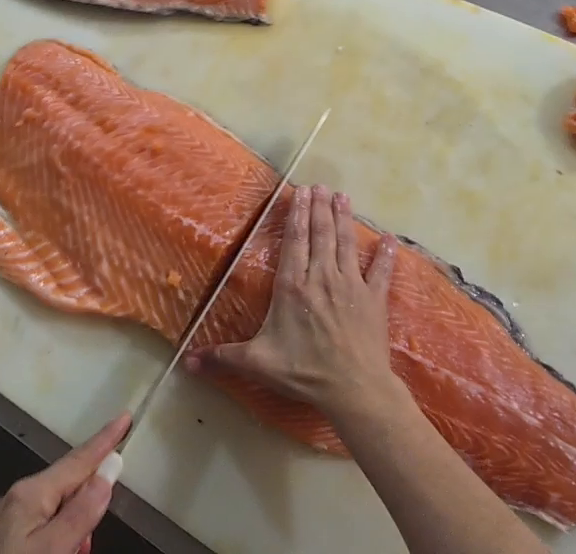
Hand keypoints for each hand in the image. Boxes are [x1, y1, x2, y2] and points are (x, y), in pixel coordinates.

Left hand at [0, 413, 130, 553]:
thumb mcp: (52, 550)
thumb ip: (80, 514)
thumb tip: (106, 474)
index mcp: (29, 494)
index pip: (77, 461)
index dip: (104, 441)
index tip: (124, 418)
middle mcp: (14, 498)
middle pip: (65, 487)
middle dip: (86, 505)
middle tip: (87, 543)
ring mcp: (2, 518)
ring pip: (51, 510)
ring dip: (69, 529)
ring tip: (71, 553)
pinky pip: (36, 527)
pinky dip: (52, 539)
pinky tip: (51, 553)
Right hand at [184, 184, 400, 420]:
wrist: (354, 390)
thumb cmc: (304, 373)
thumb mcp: (257, 363)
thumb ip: (223, 356)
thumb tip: (187, 361)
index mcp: (292, 286)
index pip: (294, 241)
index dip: (297, 214)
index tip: (300, 192)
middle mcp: (321, 278)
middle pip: (321, 235)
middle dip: (319, 208)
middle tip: (319, 186)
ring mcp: (351, 286)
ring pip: (346, 244)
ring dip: (344, 219)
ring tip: (342, 197)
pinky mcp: (374, 300)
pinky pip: (381, 272)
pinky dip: (385, 254)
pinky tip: (389, 238)